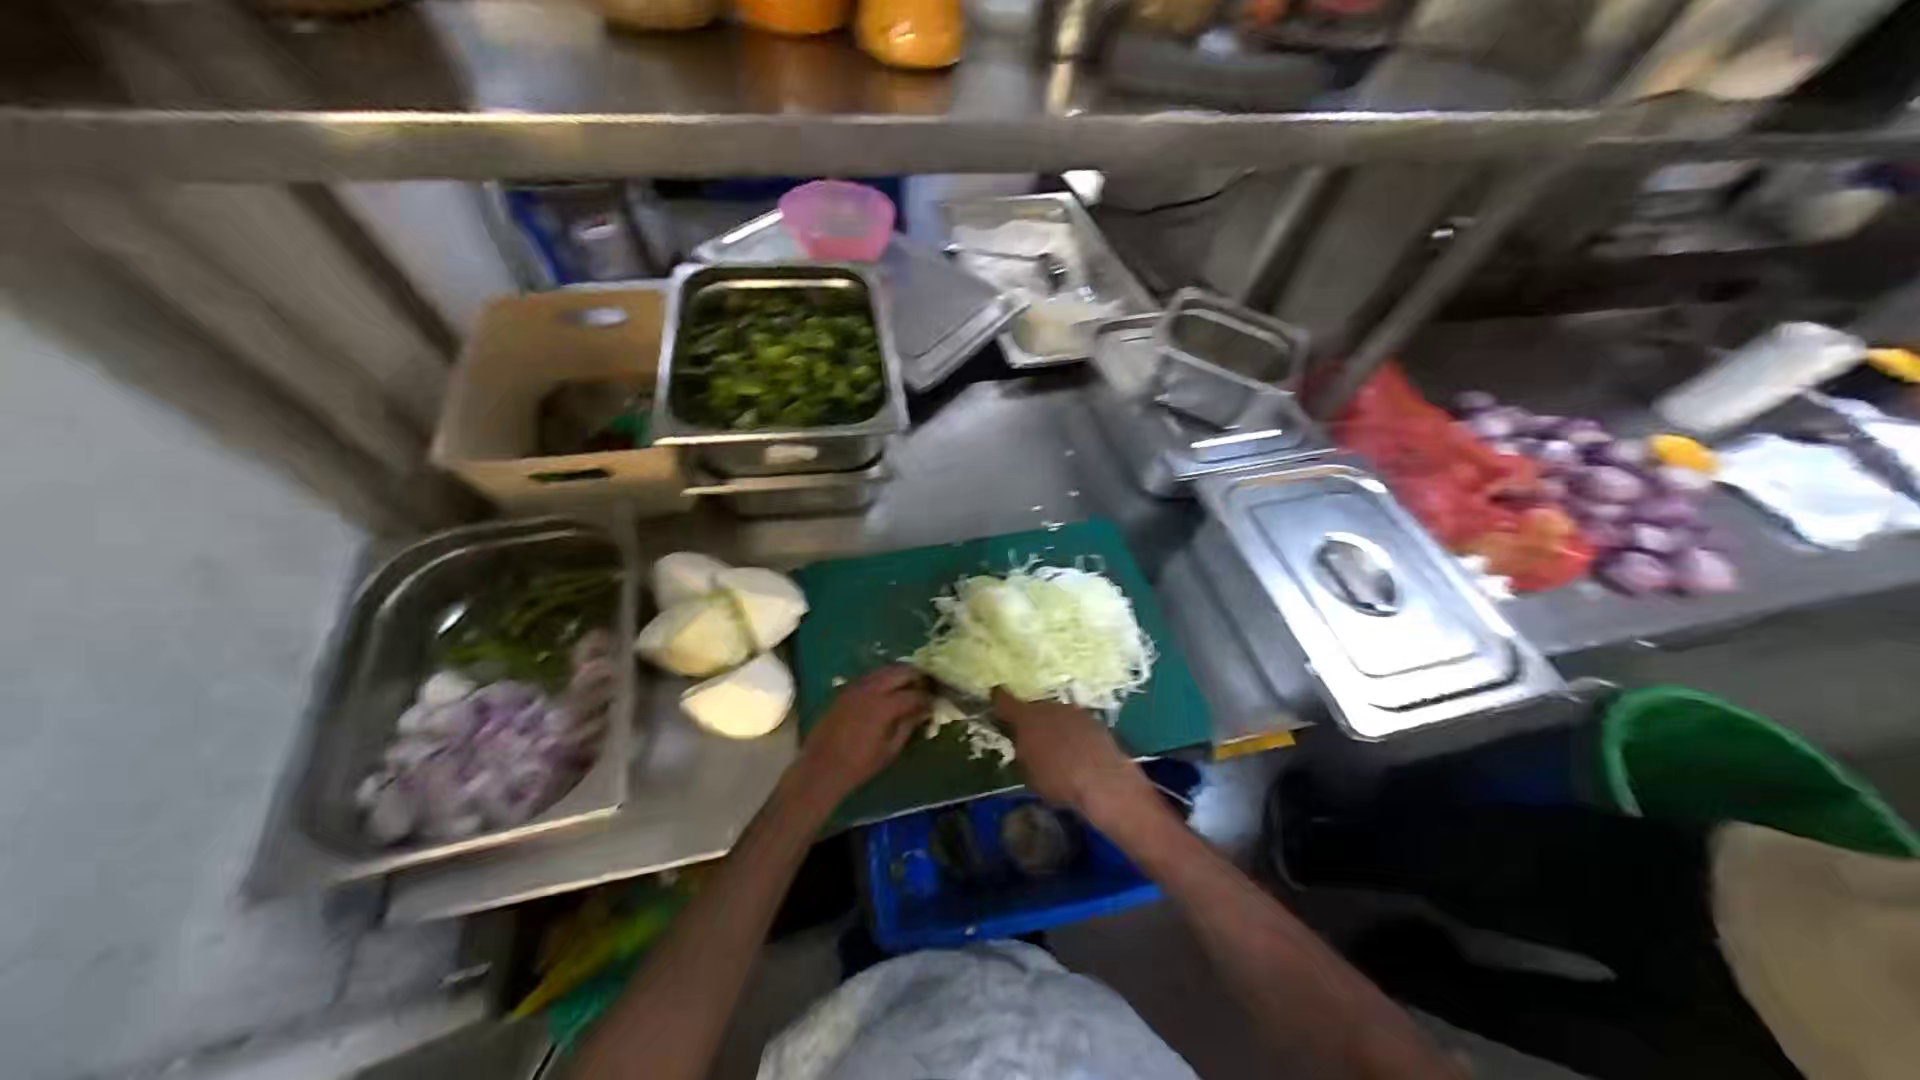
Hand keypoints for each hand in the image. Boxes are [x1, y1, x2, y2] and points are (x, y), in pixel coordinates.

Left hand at [791, 665, 928, 804]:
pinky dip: (883, 678)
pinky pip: (870, 676)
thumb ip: (909, 725)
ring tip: (909, 687)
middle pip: (901, 671)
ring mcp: (855, 686)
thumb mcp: (891, 748)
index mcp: (884, 705)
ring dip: (900, 675)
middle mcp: (871, 689)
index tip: (935, 702)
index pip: (914, 693)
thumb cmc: (859, 764)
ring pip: (884, 670)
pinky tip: (888, 691)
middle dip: (916, 677)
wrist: (821, 767)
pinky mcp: (845, 689)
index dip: (928, 697)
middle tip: (926, 688)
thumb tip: (924, 711)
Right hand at [992, 689, 1150, 820]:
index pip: (1003, 700)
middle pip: (1033, 708)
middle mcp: (1049, 707)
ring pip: (1056, 715)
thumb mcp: (1027, 772)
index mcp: (1026, 717)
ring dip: (1054, 727)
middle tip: (1031, 741)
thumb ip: (1021, 750)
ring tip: (1058, 750)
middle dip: (1031, 721)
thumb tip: (1022, 742)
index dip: (997, 700)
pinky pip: (1075, 724)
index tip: (994, 701)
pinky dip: (1073, 734)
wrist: (1105, 782)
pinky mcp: (1095, 721)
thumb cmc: (1058, 780)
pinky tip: (1078, 754)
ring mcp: (1074, 711)